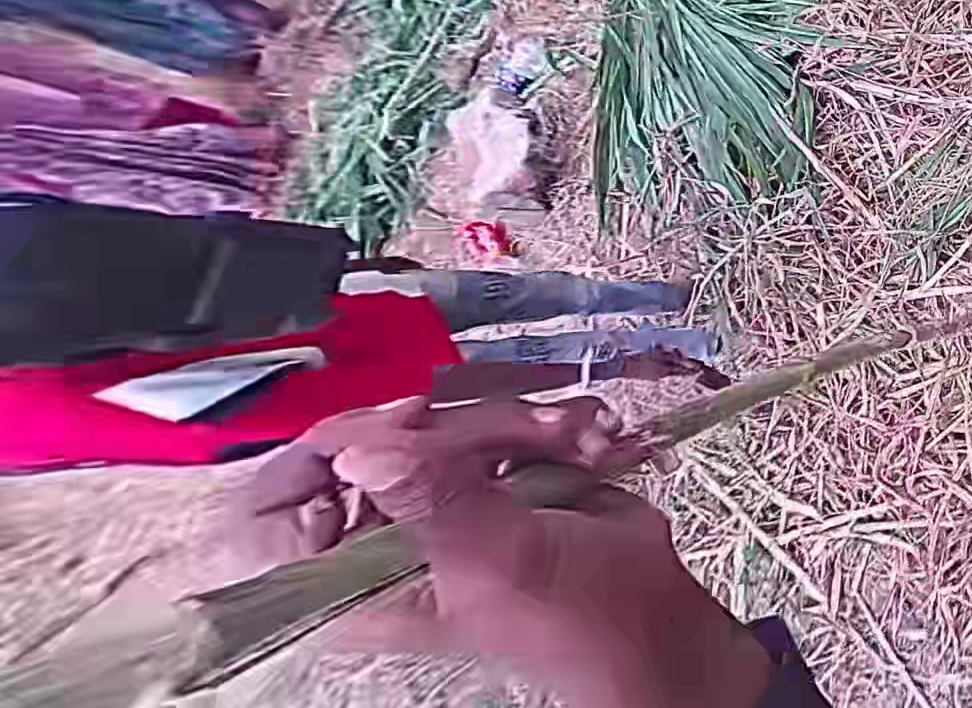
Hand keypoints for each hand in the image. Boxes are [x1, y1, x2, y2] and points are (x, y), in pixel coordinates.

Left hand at [227, 397, 772, 707]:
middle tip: (542, 433)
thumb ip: (438, 504)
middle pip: (398, 438)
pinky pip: (521, 420)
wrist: (646, 602)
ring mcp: (456, 495)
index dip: (326, 452)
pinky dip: (566, 424)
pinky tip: (596, 447)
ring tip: (585, 445)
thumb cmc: (567, 604)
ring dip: (539, 425)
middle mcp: (394, 528)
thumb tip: (358, 451)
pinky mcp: (511, 472)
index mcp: (355, 573)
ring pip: (467, 419)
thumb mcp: (502, 560)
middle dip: (484, 427)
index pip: (274, 510)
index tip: (408, 421)